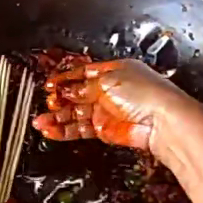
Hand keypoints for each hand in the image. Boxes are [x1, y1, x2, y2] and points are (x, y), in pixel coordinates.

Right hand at [32, 58, 187, 150]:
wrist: (161, 122)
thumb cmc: (145, 94)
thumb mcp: (107, 82)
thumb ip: (81, 87)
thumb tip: (65, 90)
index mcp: (114, 71)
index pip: (82, 73)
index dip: (65, 79)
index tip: (49, 85)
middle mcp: (110, 90)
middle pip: (76, 95)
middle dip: (59, 100)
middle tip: (46, 104)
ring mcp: (107, 111)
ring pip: (75, 114)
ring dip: (57, 118)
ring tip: (40, 122)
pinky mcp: (105, 130)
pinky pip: (80, 129)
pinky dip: (64, 131)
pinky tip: (51, 130)